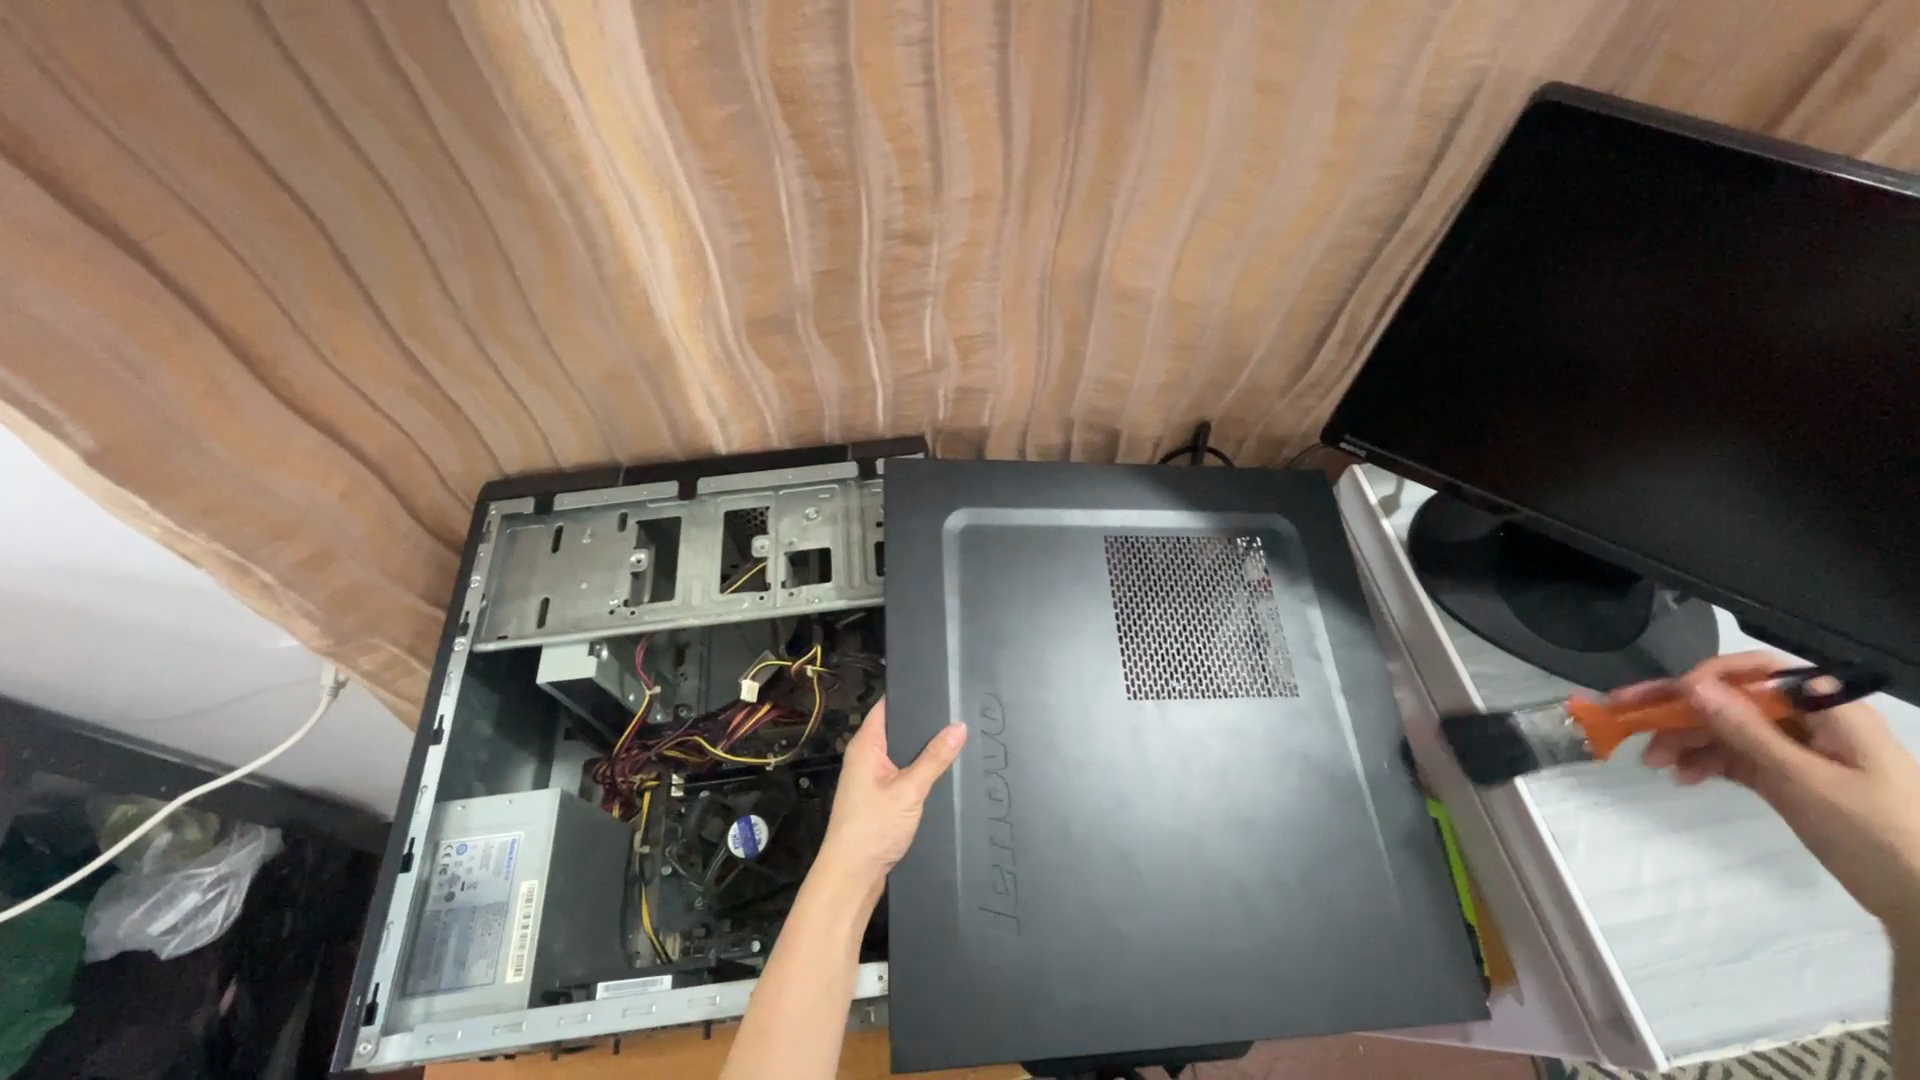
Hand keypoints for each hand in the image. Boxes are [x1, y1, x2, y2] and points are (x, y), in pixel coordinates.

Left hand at [817, 699, 966, 884]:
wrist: (852, 875)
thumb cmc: (872, 828)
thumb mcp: (909, 790)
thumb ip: (935, 758)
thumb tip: (959, 727)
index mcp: (865, 745)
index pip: (887, 706)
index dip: (911, 694)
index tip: (940, 685)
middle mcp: (865, 756)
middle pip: (898, 728)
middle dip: (924, 723)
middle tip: (959, 712)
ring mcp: (870, 777)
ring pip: (902, 752)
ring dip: (923, 750)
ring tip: (956, 737)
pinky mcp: (878, 796)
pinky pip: (902, 772)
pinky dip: (919, 770)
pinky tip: (941, 771)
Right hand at [1628, 651, 1919, 941]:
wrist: (1919, 898)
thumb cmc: (1875, 831)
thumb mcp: (1804, 779)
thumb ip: (1747, 731)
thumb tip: (1693, 687)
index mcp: (1829, 711)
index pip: (1759, 672)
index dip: (1711, 677)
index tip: (1670, 698)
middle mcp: (1809, 722)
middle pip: (1732, 700)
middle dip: (1680, 711)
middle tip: (1627, 719)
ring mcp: (1796, 750)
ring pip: (1725, 729)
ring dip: (1686, 741)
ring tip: (1655, 764)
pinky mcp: (1785, 776)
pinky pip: (1734, 757)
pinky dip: (1705, 763)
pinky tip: (1684, 777)